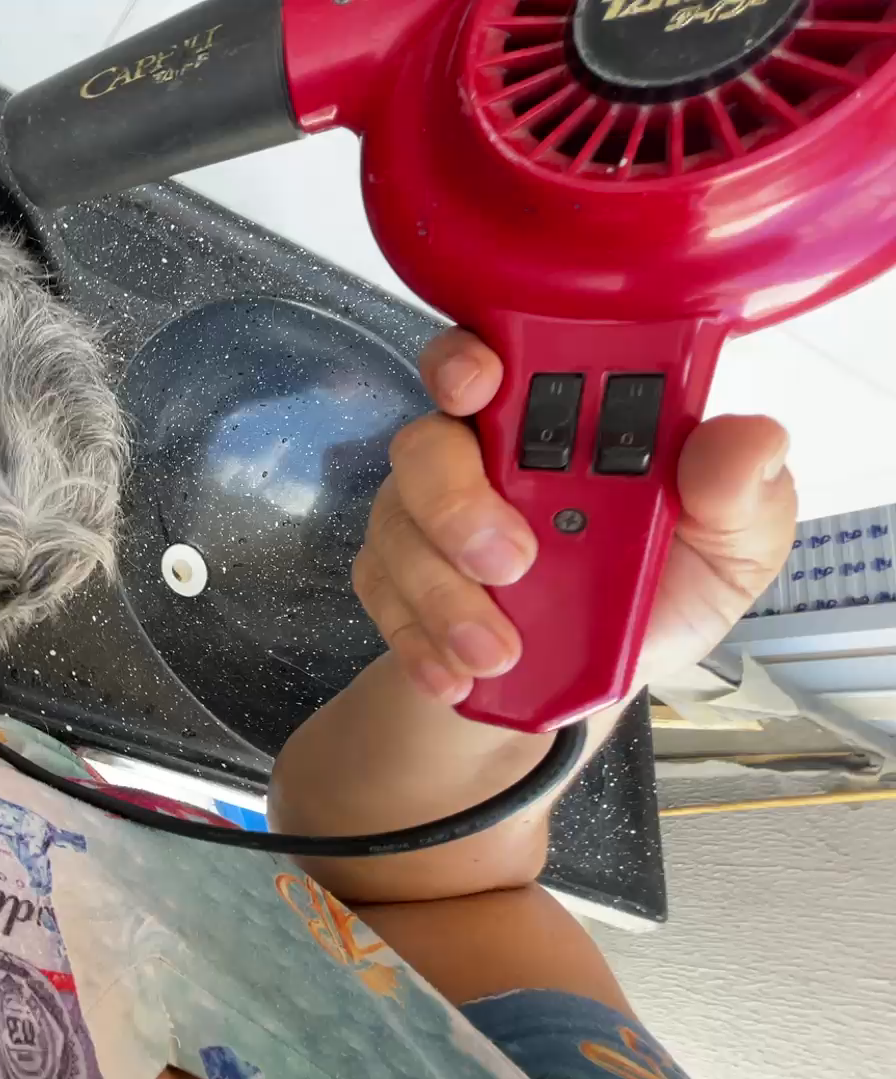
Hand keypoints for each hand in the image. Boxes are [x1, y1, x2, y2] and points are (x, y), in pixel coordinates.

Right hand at [355, 329, 797, 704]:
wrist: (574, 674)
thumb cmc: (651, 593)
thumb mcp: (728, 550)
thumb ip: (741, 496)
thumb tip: (736, 441)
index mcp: (550, 425)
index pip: (491, 362)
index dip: (468, 362)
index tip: (479, 387)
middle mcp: (469, 458)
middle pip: (423, 446)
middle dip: (456, 503)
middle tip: (508, 563)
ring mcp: (415, 516)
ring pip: (395, 528)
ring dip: (441, 594)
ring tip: (494, 654)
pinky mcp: (383, 572)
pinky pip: (377, 592)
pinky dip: (413, 635)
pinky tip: (452, 670)